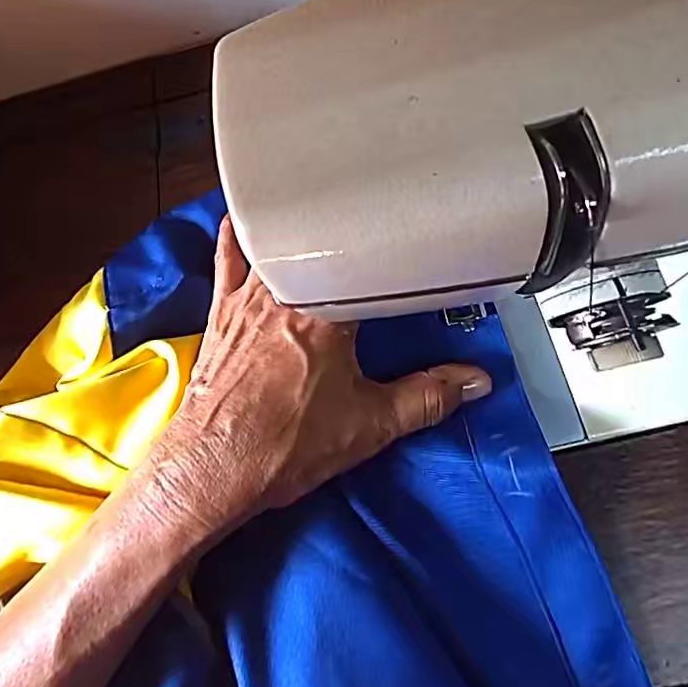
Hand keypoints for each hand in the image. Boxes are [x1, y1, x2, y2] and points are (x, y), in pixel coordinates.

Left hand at [128, 217, 492, 553]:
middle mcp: (287, 293)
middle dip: (352, 239)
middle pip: (325, 249)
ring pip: (281, 247)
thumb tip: (477, 380)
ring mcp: (250, 297)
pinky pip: (229, 261)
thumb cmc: (287, 444)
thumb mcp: (371, 423)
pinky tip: (245, 221)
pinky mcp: (222, 310)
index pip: (371, 268)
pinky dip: (238, 239)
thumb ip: (428, 396)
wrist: (210, 472)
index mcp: (329, 312)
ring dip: (305, 235)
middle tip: (378, 225)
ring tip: (328, 214)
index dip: (396, 258)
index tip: (417, 247)